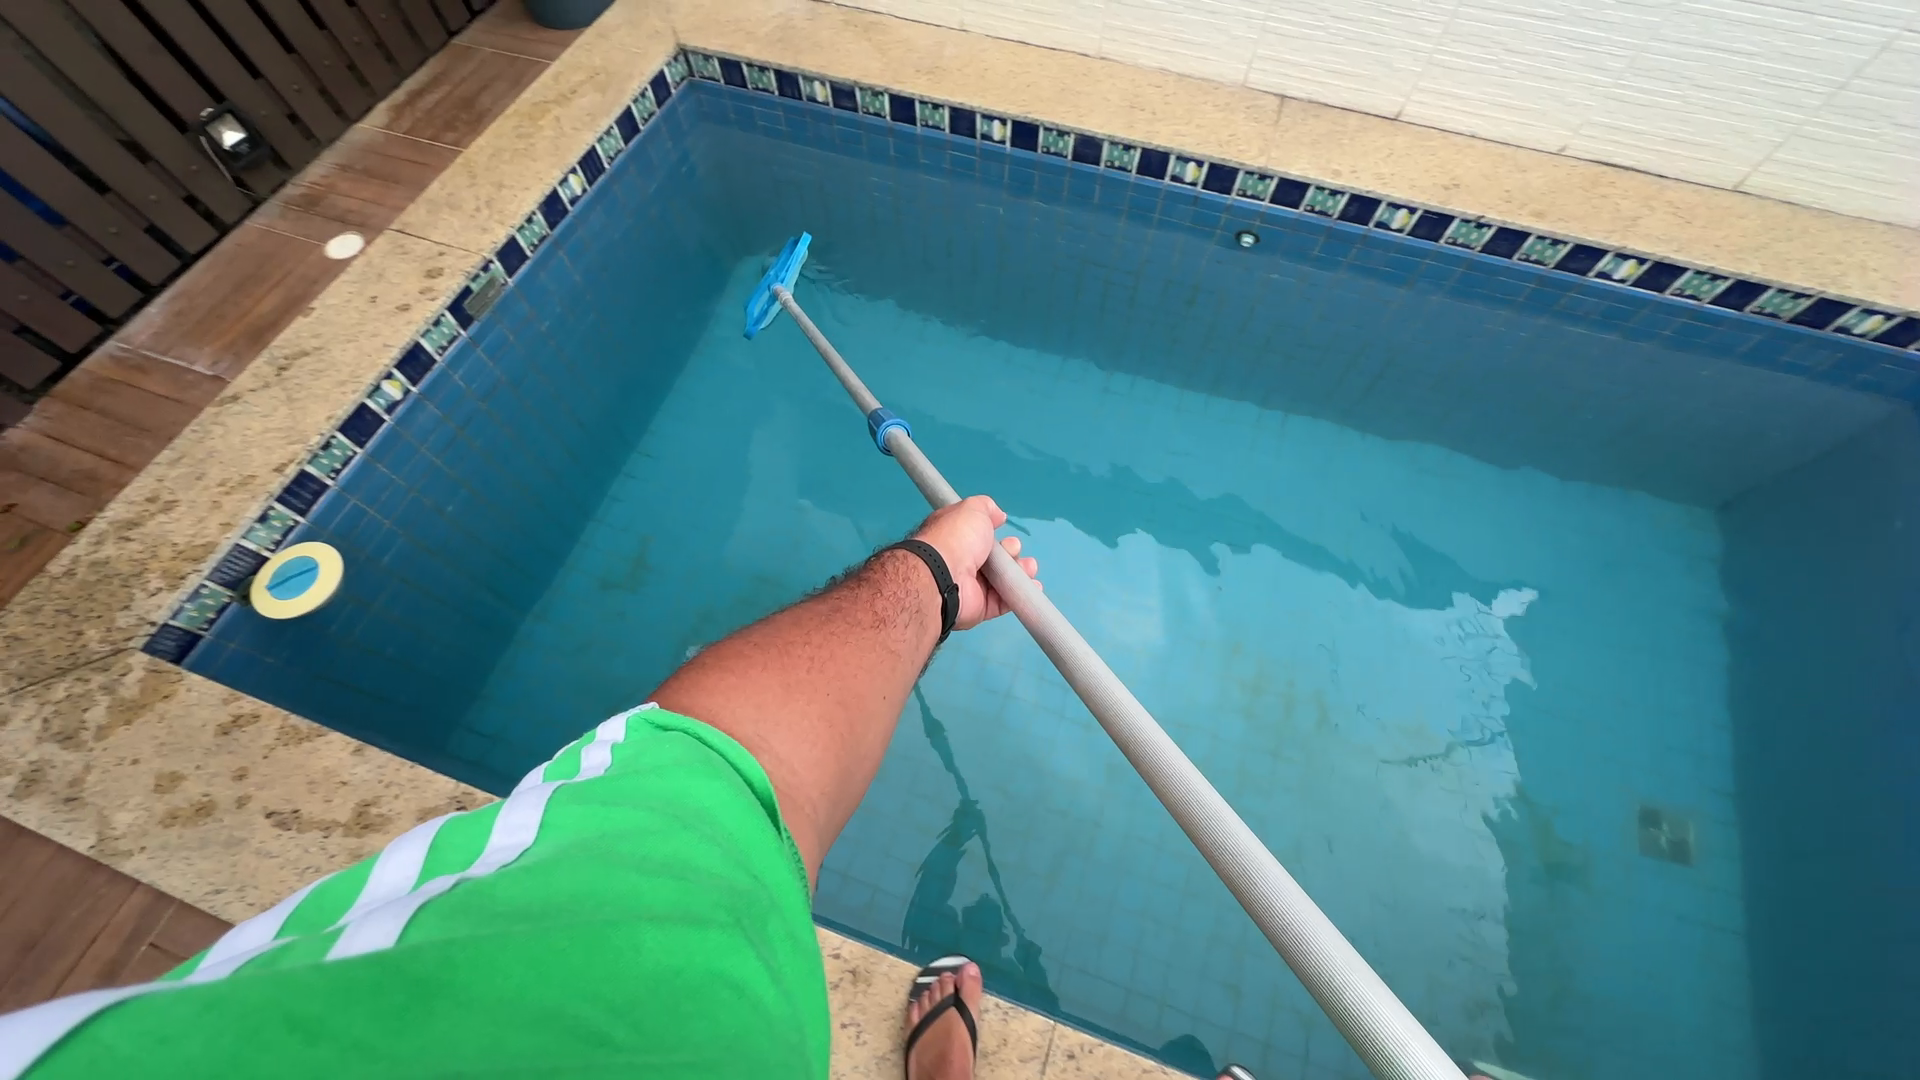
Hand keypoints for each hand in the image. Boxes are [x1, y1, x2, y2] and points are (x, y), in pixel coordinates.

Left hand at [910, 495, 1039, 630]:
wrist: (946, 576)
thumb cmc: (956, 538)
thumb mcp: (972, 509)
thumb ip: (986, 507)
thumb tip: (998, 515)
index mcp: (954, 536)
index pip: (976, 532)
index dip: (991, 528)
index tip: (1001, 523)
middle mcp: (961, 560)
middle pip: (994, 556)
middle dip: (1010, 550)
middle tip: (1012, 548)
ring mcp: (970, 585)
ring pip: (1002, 578)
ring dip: (1019, 570)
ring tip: (1028, 566)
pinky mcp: (980, 606)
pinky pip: (1004, 600)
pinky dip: (1019, 593)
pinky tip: (1033, 585)